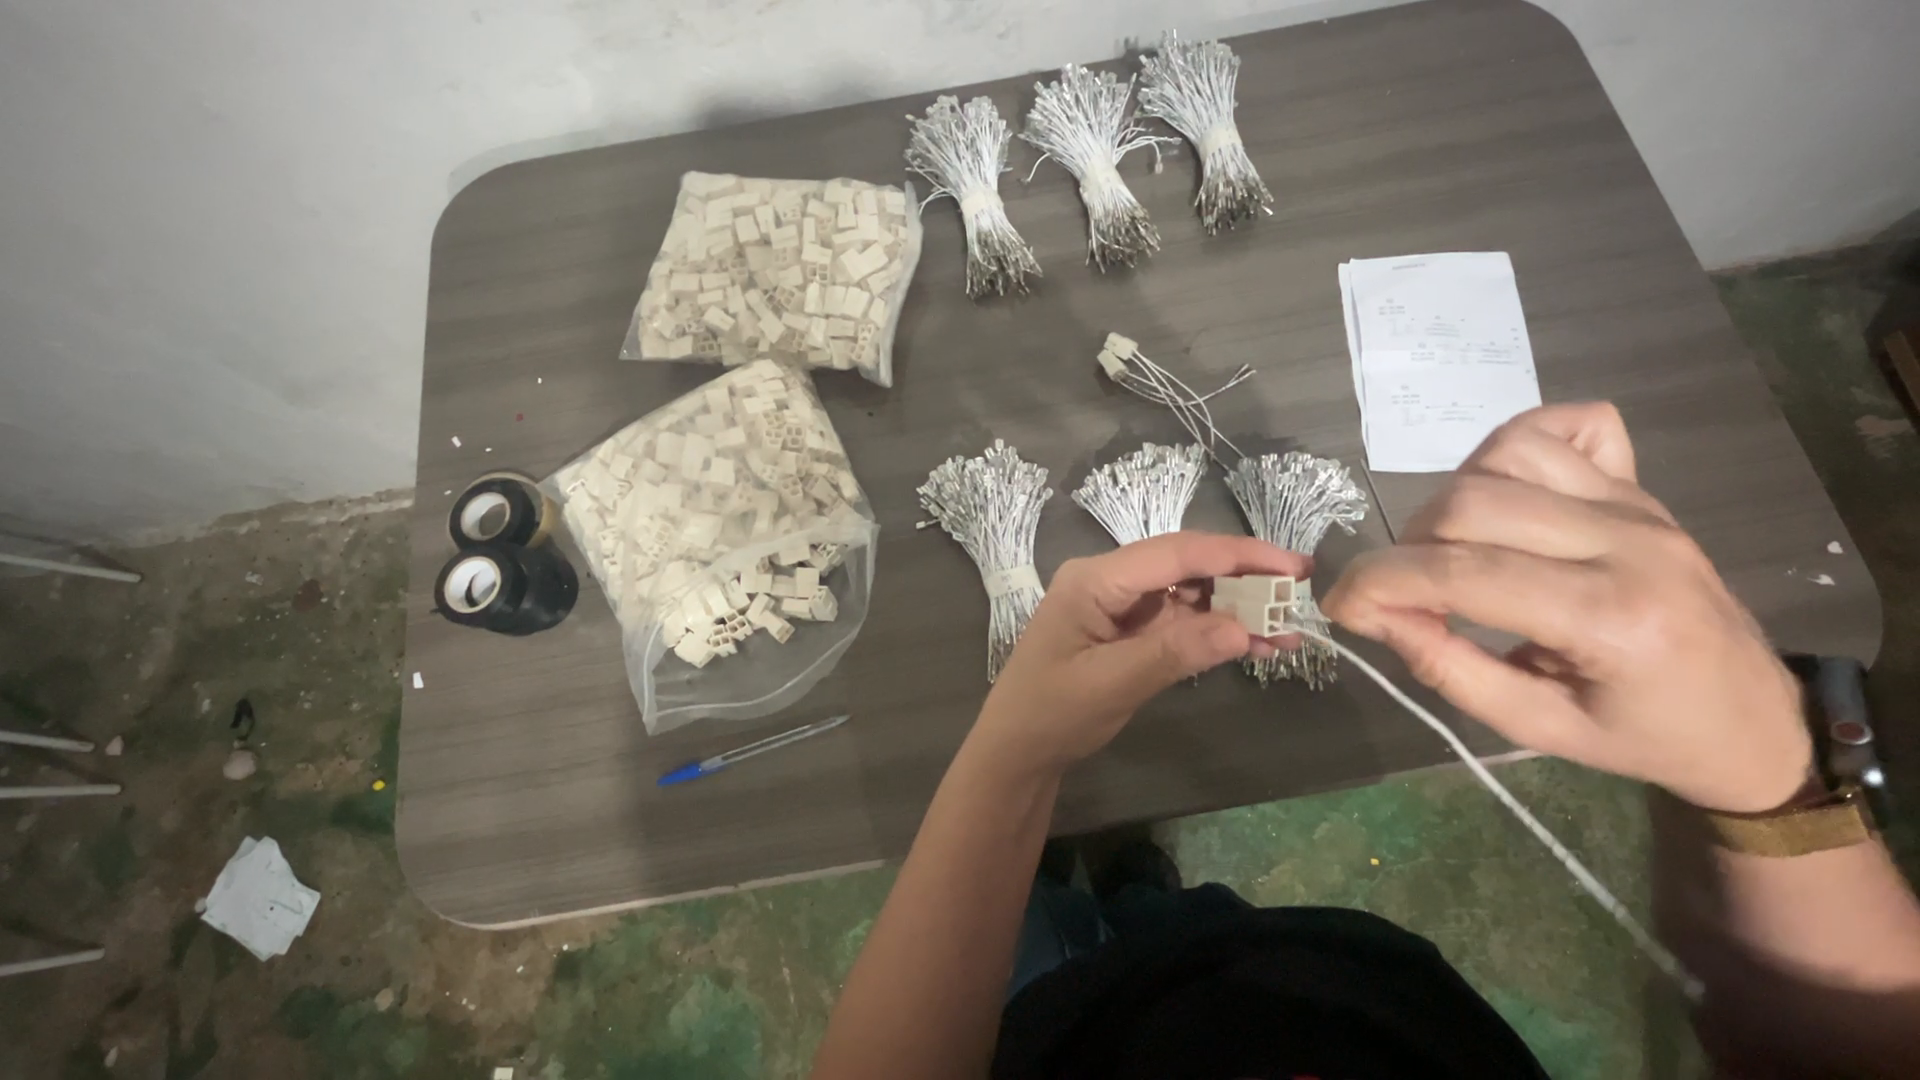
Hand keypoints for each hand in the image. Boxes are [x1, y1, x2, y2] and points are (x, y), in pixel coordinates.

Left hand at [972, 532, 1311, 774]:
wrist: (1017, 749)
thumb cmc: (1051, 713)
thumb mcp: (1111, 683)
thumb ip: (1174, 652)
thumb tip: (1241, 628)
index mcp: (1094, 579)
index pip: (1174, 552)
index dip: (1236, 555)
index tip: (1290, 566)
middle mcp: (1108, 581)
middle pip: (1185, 565)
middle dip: (1243, 576)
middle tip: (1299, 590)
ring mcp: (1119, 605)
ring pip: (1188, 593)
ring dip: (1235, 607)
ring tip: (1288, 628)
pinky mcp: (1129, 631)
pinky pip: (1180, 621)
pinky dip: (1215, 631)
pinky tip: (1255, 643)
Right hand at [1322, 403, 1812, 813]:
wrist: (1755, 716)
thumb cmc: (1641, 734)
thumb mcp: (1534, 725)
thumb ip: (1445, 667)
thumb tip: (1372, 613)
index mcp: (1609, 618)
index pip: (1459, 571)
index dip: (1376, 582)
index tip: (1341, 607)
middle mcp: (1626, 541)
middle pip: (1469, 502)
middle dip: (1405, 548)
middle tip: (1405, 593)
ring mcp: (1635, 503)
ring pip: (1503, 455)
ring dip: (1447, 502)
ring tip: (1449, 550)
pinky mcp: (1636, 486)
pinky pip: (1561, 427)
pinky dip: (1507, 448)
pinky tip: (1500, 493)